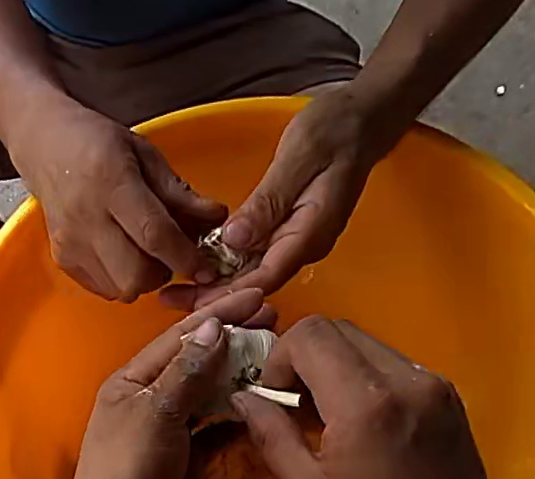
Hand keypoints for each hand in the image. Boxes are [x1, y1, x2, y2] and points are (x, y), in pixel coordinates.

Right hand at [9, 102, 226, 301]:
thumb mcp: (146, 155)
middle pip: (136, 274)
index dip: (185, 257)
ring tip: (144, 254)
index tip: (205, 269)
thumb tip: (217, 219)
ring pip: (122, 288)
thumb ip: (181, 193)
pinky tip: (124, 257)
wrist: (44, 144)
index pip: (154, 235)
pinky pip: (106, 290)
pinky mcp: (63, 259)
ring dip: (143, 279)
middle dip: (163, 273)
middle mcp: (86, 216)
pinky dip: (123, 281)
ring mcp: (71, 242)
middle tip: (168, 256)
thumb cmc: (100, 146)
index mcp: (111, 182)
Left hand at [58, 289, 275, 478]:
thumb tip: (214, 326)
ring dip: (242, 377)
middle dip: (236, 341)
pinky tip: (267, 405)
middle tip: (277, 321)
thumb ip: (187, 372)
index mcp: (136, 379)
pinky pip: (219, 428)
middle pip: (200, 361)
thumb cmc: (128, 470)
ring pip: (213, 393)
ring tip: (278, 358)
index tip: (258, 296)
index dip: (220, 315)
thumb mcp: (155, 414)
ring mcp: (174, 427)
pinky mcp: (192, 456)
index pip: (182, 337)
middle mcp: (155, 396)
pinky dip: (240, 416)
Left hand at [160, 90, 395, 309]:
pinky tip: (201, 267)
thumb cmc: (334, 131)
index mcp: (311, 234)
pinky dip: (228, 265)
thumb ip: (269, 202)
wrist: (361, 122)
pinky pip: (256, 257)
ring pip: (254, 274)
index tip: (195, 300)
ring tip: (178, 291)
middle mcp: (304, 247)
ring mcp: (296, 242)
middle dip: (215, 296)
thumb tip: (235, 241)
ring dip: (218, 285)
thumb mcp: (299, 158)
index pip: (267, 276)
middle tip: (173, 301)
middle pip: (256, 283)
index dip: (230, 292)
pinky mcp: (288, 234)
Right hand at [231, 317, 511, 478]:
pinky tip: (363, 423)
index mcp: (365, 404)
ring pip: (365, 342)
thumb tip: (244, 397)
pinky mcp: (445, 390)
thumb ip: (271, 434)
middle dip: (304, 358)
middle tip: (298, 407)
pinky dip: (364, 378)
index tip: (277, 398)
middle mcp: (403, 377)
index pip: (310, 334)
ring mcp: (431, 380)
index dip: (280, 357)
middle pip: (337, 328)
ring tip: (330, 418)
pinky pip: (391, 362)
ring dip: (335, 367)